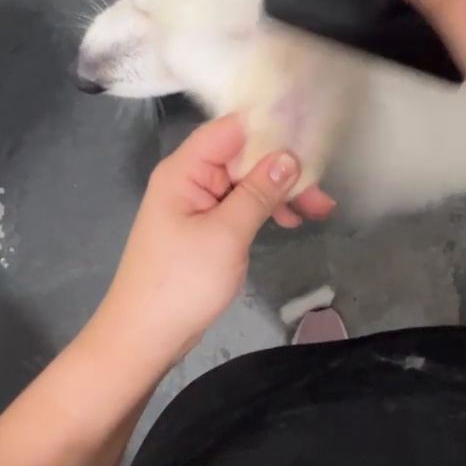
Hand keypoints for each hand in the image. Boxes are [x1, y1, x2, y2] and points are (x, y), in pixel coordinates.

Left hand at [91, 116, 335, 367]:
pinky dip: (266, 209)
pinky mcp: (205, 226)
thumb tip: (290, 157)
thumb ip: (259, 192)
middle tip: (322, 193)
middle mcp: (190, 178)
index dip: (271, 127)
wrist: (143, 339)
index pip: (232, 129)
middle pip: (244, 156)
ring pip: (247, 181)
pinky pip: (241, 203)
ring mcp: (197, 203)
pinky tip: (291, 221)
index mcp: (186, 170)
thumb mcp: (227, 235)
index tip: (311, 136)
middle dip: (284, 168)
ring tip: (319, 210)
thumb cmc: (181, 283)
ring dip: (280, 191)